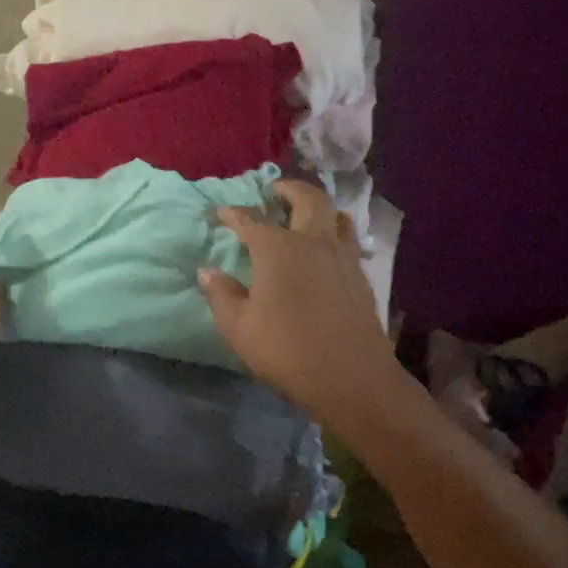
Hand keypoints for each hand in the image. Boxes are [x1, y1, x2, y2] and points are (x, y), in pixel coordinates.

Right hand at [198, 180, 397, 419]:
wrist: (352, 378)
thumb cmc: (287, 350)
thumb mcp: (239, 327)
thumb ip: (221, 295)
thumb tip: (207, 272)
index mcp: (278, 249)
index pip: (251, 220)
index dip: (234, 214)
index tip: (222, 212)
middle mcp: (313, 242)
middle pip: (308, 199)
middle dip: (290, 189)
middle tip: (275, 190)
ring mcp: (342, 258)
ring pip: (337, 215)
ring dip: (320, 208)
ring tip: (306, 214)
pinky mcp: (361, 277)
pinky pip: (348, 241)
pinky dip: (334, 233)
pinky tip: (325, 251)